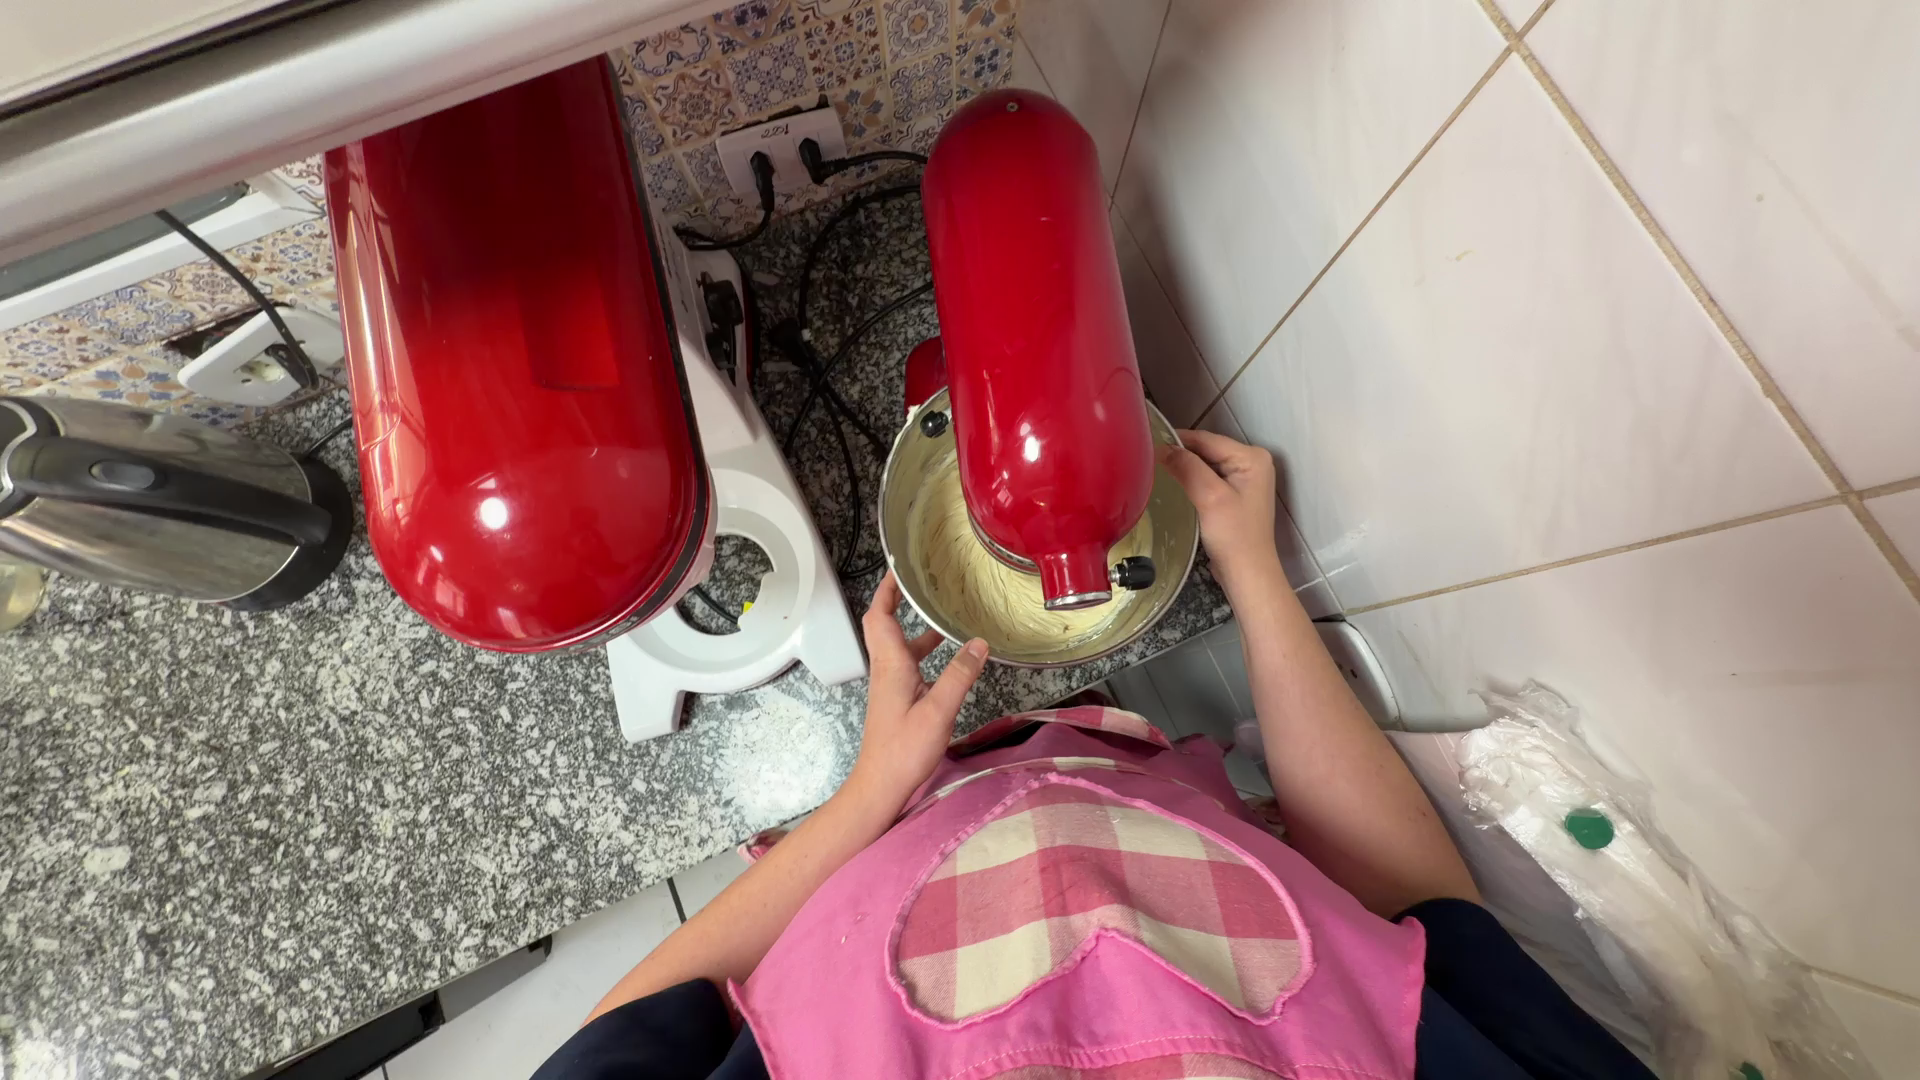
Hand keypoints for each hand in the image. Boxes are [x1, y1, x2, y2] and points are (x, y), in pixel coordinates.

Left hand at [847, 573, 989, 812]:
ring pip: (900, 645)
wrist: (880, 786)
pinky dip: (925, 651)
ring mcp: (891, 684)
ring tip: (943, 612)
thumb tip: (980, 642)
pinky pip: (909, 663)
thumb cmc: (904, 750)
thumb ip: (959, 675)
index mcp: (891, 663)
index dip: (886, 588)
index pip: (880, 614)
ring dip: (917, 626)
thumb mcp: (938, 711)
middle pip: (885, 623)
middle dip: (899, 599)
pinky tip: (948, 656)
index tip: (899, 566)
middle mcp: (887, 668)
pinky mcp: (899, 699)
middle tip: (922, 581)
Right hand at [1161, 429, 1285, 592]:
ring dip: (1183, 466)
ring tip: (1154, 469)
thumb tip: (1160, 447)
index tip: (1146, 444)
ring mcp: (1244, 478)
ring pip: (1205, 464)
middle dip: (1179, 453)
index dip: (1176, 440)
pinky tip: (1173, 484)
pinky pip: (1208, 477)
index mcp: (1251, 457)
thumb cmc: (1233, 535)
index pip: (1206, 439)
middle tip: (1147, 458)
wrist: (1246, 571)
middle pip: (1206, 450)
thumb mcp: (1209, 496)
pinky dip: (1191, 479)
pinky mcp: (1235, 493)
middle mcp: (1252, 462)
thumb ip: (1187, 467)